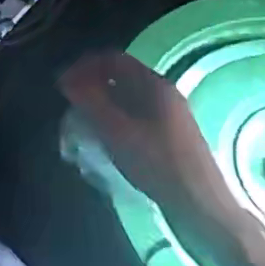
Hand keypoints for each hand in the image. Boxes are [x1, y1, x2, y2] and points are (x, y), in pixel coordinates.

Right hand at [59, 50, 256, 245]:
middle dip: (90, 85)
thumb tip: (66, 79)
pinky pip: (135, 114)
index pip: (112, 58)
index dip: (83, 66)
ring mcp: (170, 114)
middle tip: (70, 103)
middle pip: (119, 76)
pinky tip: (105, 139)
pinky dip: (115, 118)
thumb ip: (89, 101)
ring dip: (101, 103)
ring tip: (82, 123)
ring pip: (126, 97)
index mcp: (154, 85)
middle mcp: (164, 93)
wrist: (201, 206)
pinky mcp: (170, 134)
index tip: (63, 84)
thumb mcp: (116, 131)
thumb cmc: (157, 164)